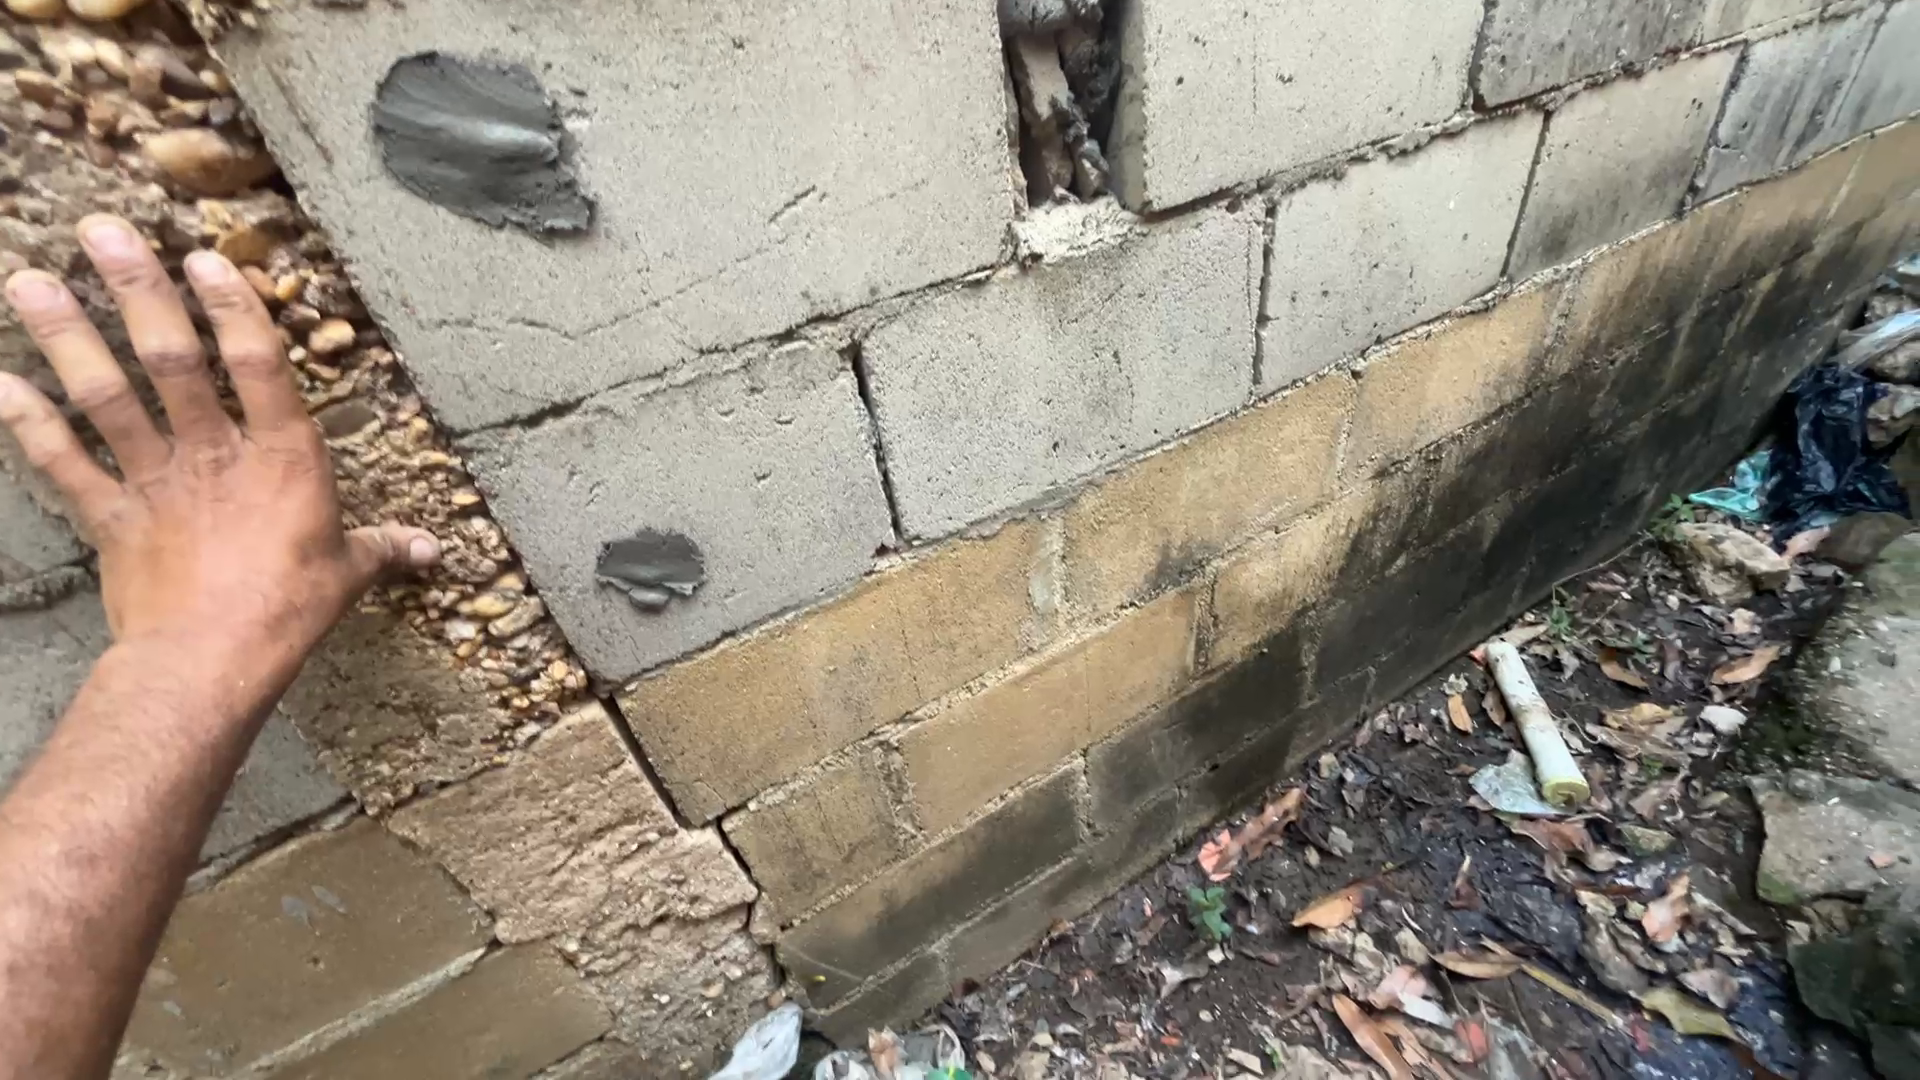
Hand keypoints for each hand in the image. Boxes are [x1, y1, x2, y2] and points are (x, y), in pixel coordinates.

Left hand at [0, 214, 437, 710]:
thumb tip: (435, 551)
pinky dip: (24, 423)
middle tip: (102, 232)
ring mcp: (153, 480)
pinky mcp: (109, 515)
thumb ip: (389, 547)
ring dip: (64, 336)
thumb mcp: (355, 570)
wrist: (213, 653)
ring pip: (104, 396)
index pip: (260, 369)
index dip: (234, 312)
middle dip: (136, 294)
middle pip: (171, 362)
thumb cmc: (297, 604)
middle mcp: (215, 455)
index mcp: (286, 460)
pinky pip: (60, 462)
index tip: (206, 260)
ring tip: (27, 277)